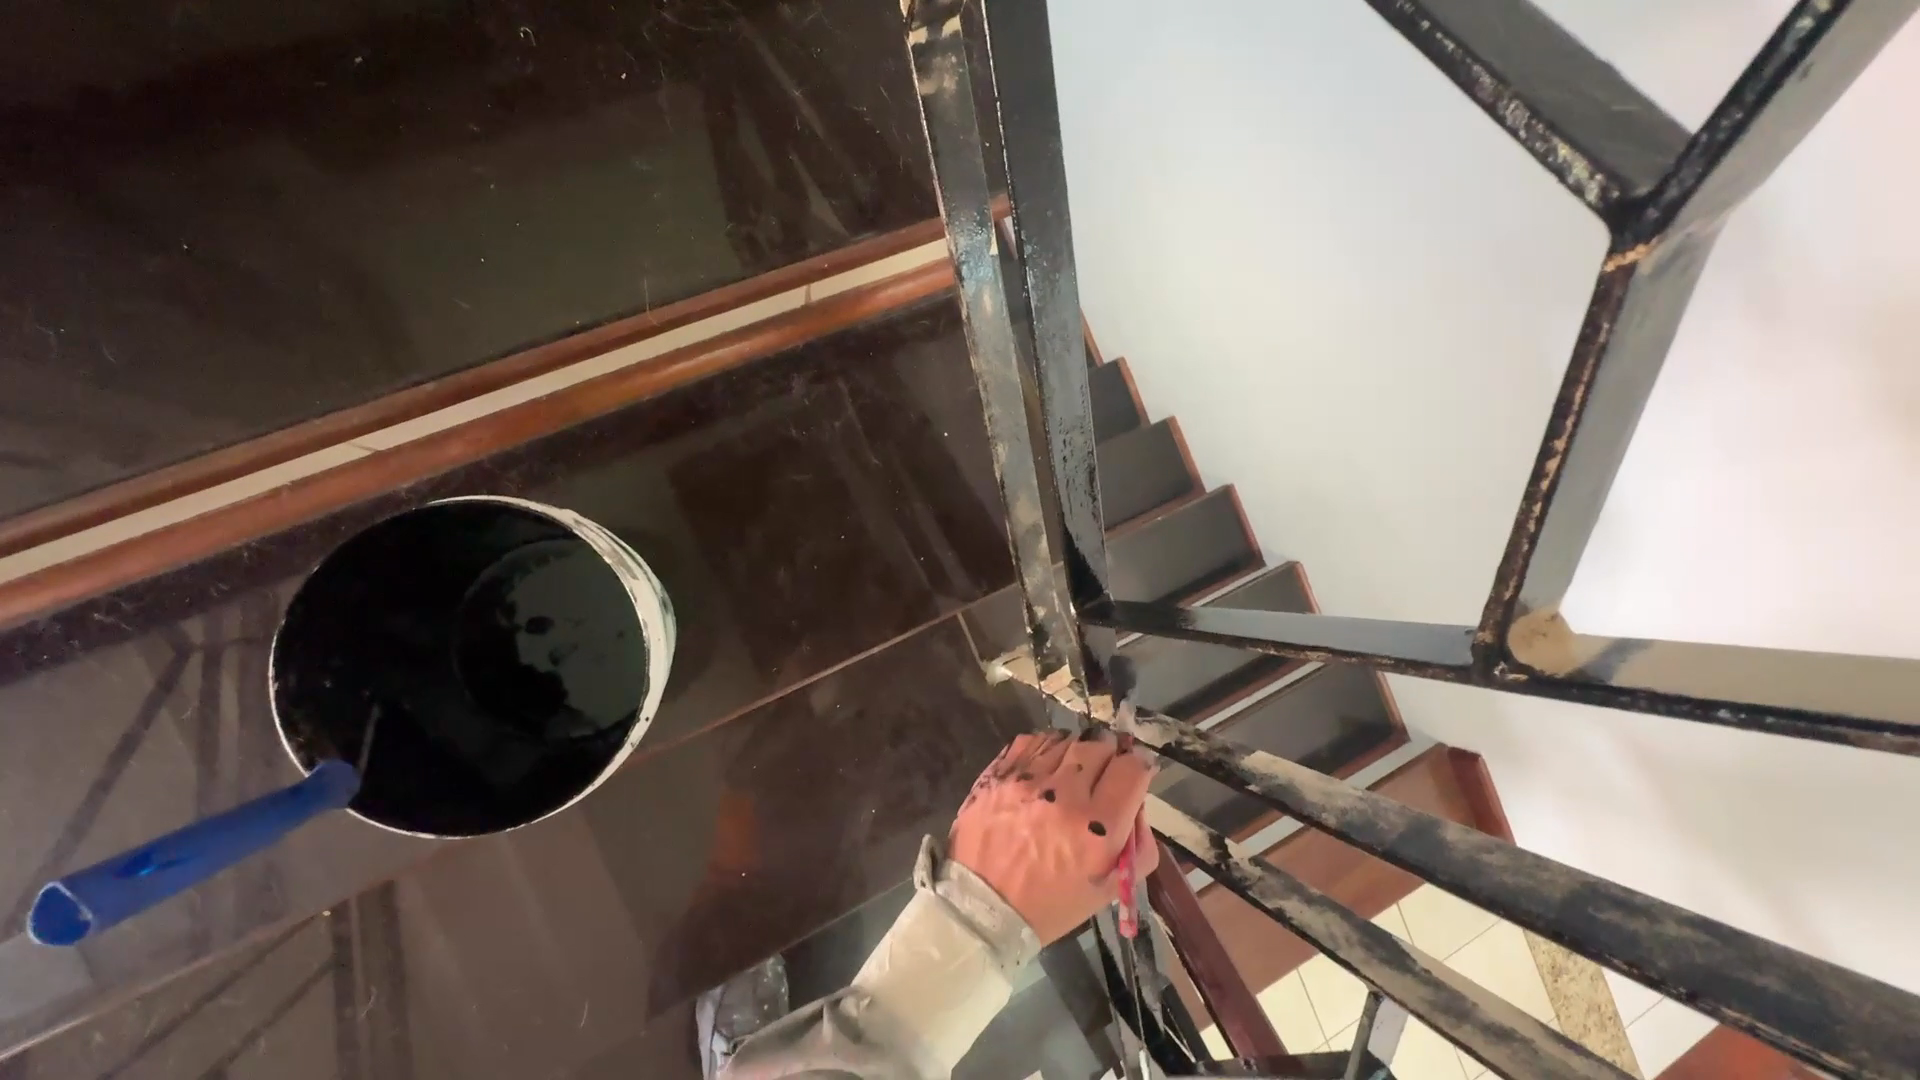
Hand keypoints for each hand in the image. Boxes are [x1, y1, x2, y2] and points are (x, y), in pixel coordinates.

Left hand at [949, 728, 1159, 943]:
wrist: (984, 907)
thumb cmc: (1052, 903)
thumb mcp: (1110, 887)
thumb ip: (1138, 842)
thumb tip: (1136, 799)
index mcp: (1097, 828)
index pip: (1132, 769)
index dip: (1139, 767)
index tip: (1134, 774)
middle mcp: (1064, 795)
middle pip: (1100, 746)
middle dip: (1109, 756)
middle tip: (1103, 774)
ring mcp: (1027, 780)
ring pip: (1066, 740)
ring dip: (1076, 752)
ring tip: (1072, 771)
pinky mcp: (999, 774)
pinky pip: (1032, 741)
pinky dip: (1045, 749)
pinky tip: (1045, 768)